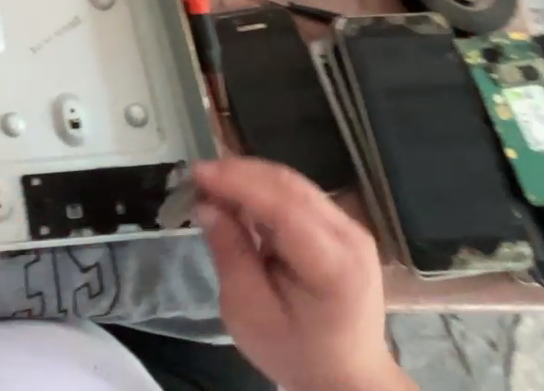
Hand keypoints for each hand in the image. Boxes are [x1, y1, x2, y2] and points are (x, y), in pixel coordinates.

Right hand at [194, 159, 411, 390]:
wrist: (348, 376)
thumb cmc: (295, 351)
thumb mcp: (249, 312)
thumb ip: (230, 254)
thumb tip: (206, 206)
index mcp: (333, 267)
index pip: (284, 208)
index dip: (237, 183)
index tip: (195, 174)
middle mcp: (350, 239)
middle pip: (288, 186)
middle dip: (236, 172)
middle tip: (194, 178)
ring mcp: (349, 229)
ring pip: (290, 182)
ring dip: (246, 176)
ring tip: (208, 185)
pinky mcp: (340, 226)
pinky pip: (295, 193)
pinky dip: (260, 187)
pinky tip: (235, 196)